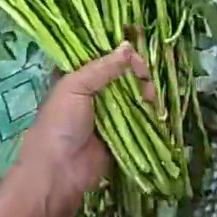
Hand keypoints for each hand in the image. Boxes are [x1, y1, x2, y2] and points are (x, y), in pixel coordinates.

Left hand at [8, 44, 153, 216]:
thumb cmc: (62, 120)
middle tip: (147, 78)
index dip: (121, 53)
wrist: (60, 169)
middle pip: (121, 76)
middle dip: (137, 73)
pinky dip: (148, 114)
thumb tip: (128, 46)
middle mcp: (94, 91)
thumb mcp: (76, 85)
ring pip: (132, 96)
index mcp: (78, 75)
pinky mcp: (121, 135)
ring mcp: (109, 114)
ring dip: (144, 93)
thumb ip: (103, 68)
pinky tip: (156, 110)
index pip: (104, 57)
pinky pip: (138, 120)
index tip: (135, 54)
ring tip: (151, 96)